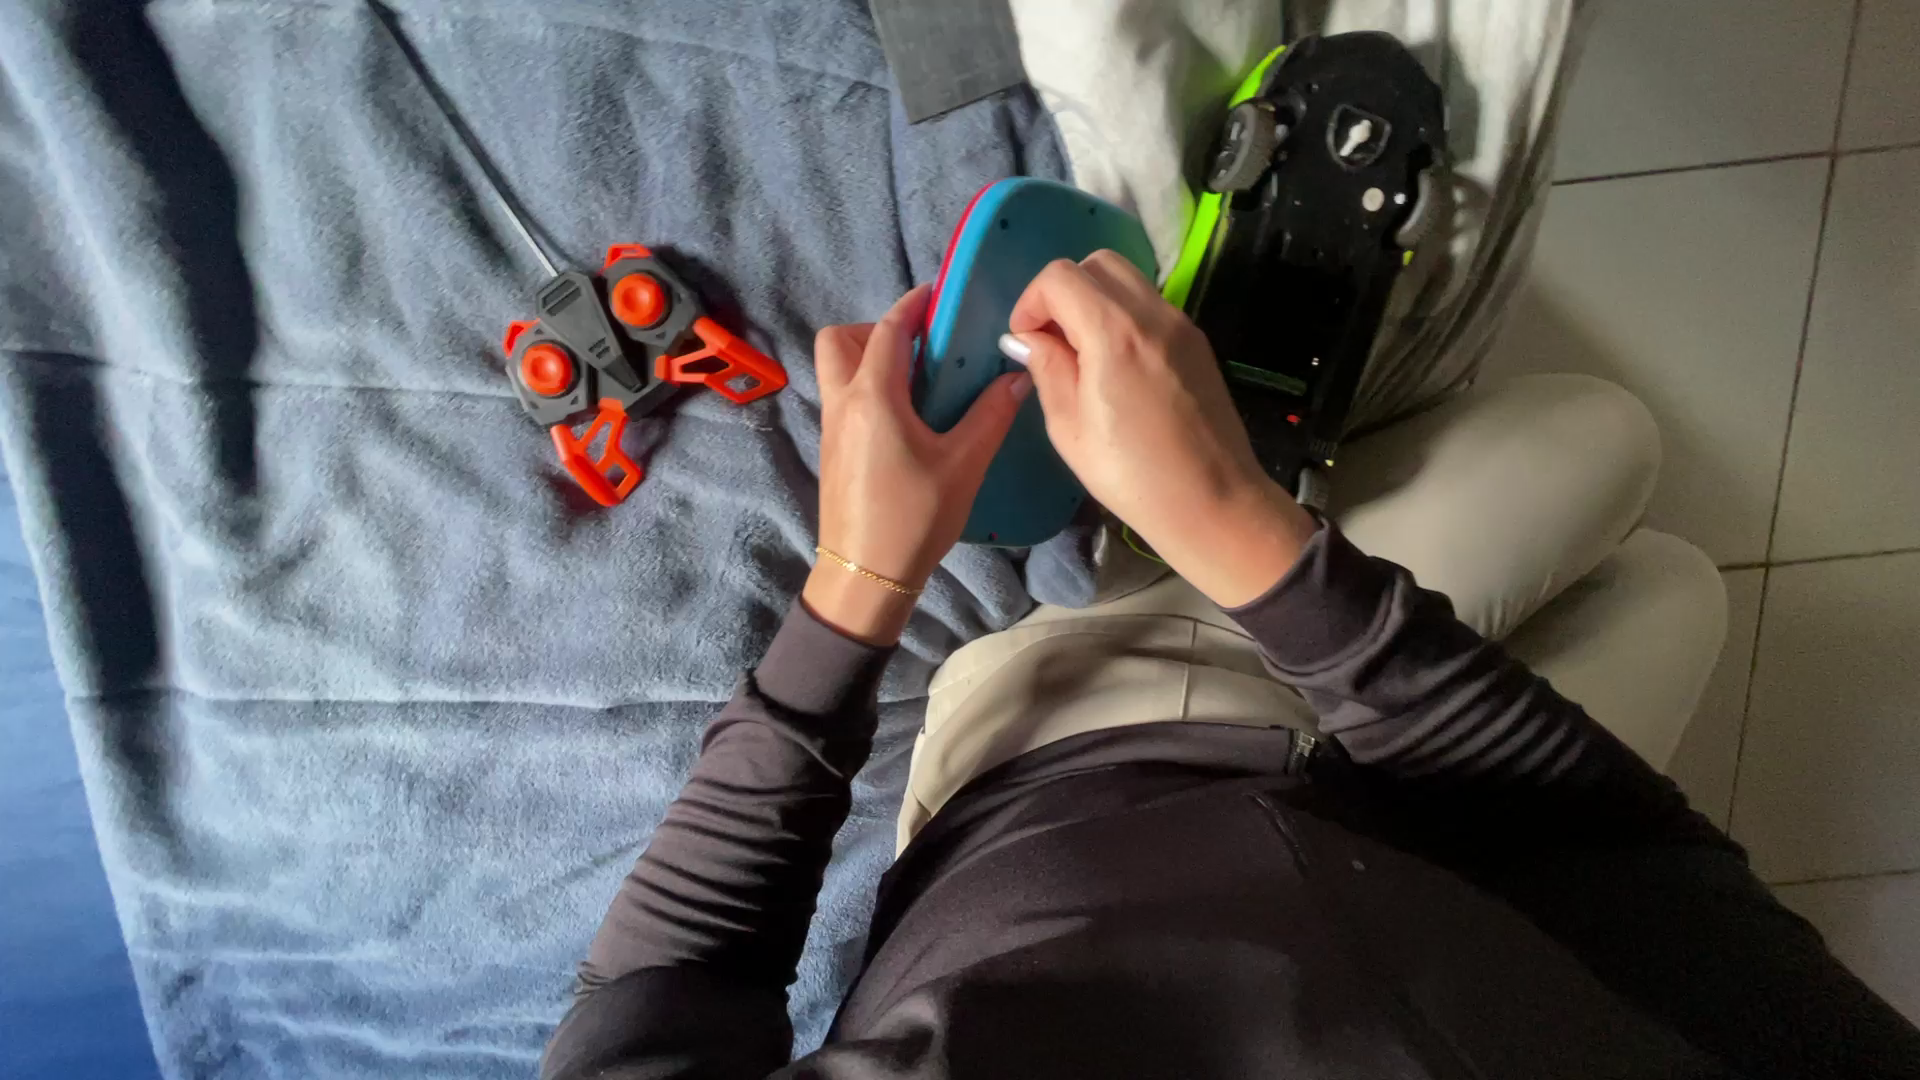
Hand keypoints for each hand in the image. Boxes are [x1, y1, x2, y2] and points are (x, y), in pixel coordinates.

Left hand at [805, 284, 1031, 644]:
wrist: (866, 576)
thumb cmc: (915, 518)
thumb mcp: (963, 465)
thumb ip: (990, 416)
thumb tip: (1017, 379)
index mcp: (872, 397)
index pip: (887, 330)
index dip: (912, 306)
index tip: (937, 296)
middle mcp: (842, 404)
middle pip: (840, 340)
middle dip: (875, 330)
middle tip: (918, 351)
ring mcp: (831, 430)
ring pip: (836, 371)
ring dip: (868, 360)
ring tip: (916, 386)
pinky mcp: (832, 453)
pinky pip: (842, 400)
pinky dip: (866, 390)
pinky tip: (904, 422)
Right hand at [1006, 252, 1316, 606]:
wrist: (1212, 501)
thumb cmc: (1132, 476)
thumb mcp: (1069, 429)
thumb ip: (1047, 370)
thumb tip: (1028, 339)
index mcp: (1114, 334)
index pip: (1060, 277)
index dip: (1031, 302)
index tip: (1026, 341)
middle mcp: (1152, 314)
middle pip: (1096, 264)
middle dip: (1062, 292)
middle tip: (1052, 341)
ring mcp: (1181, 324)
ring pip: (1126, 280)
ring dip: (1093, 301)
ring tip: (1082, 355)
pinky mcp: (1196, 341)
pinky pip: (1149, 306)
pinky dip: (1121, 317)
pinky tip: (1115, 367)